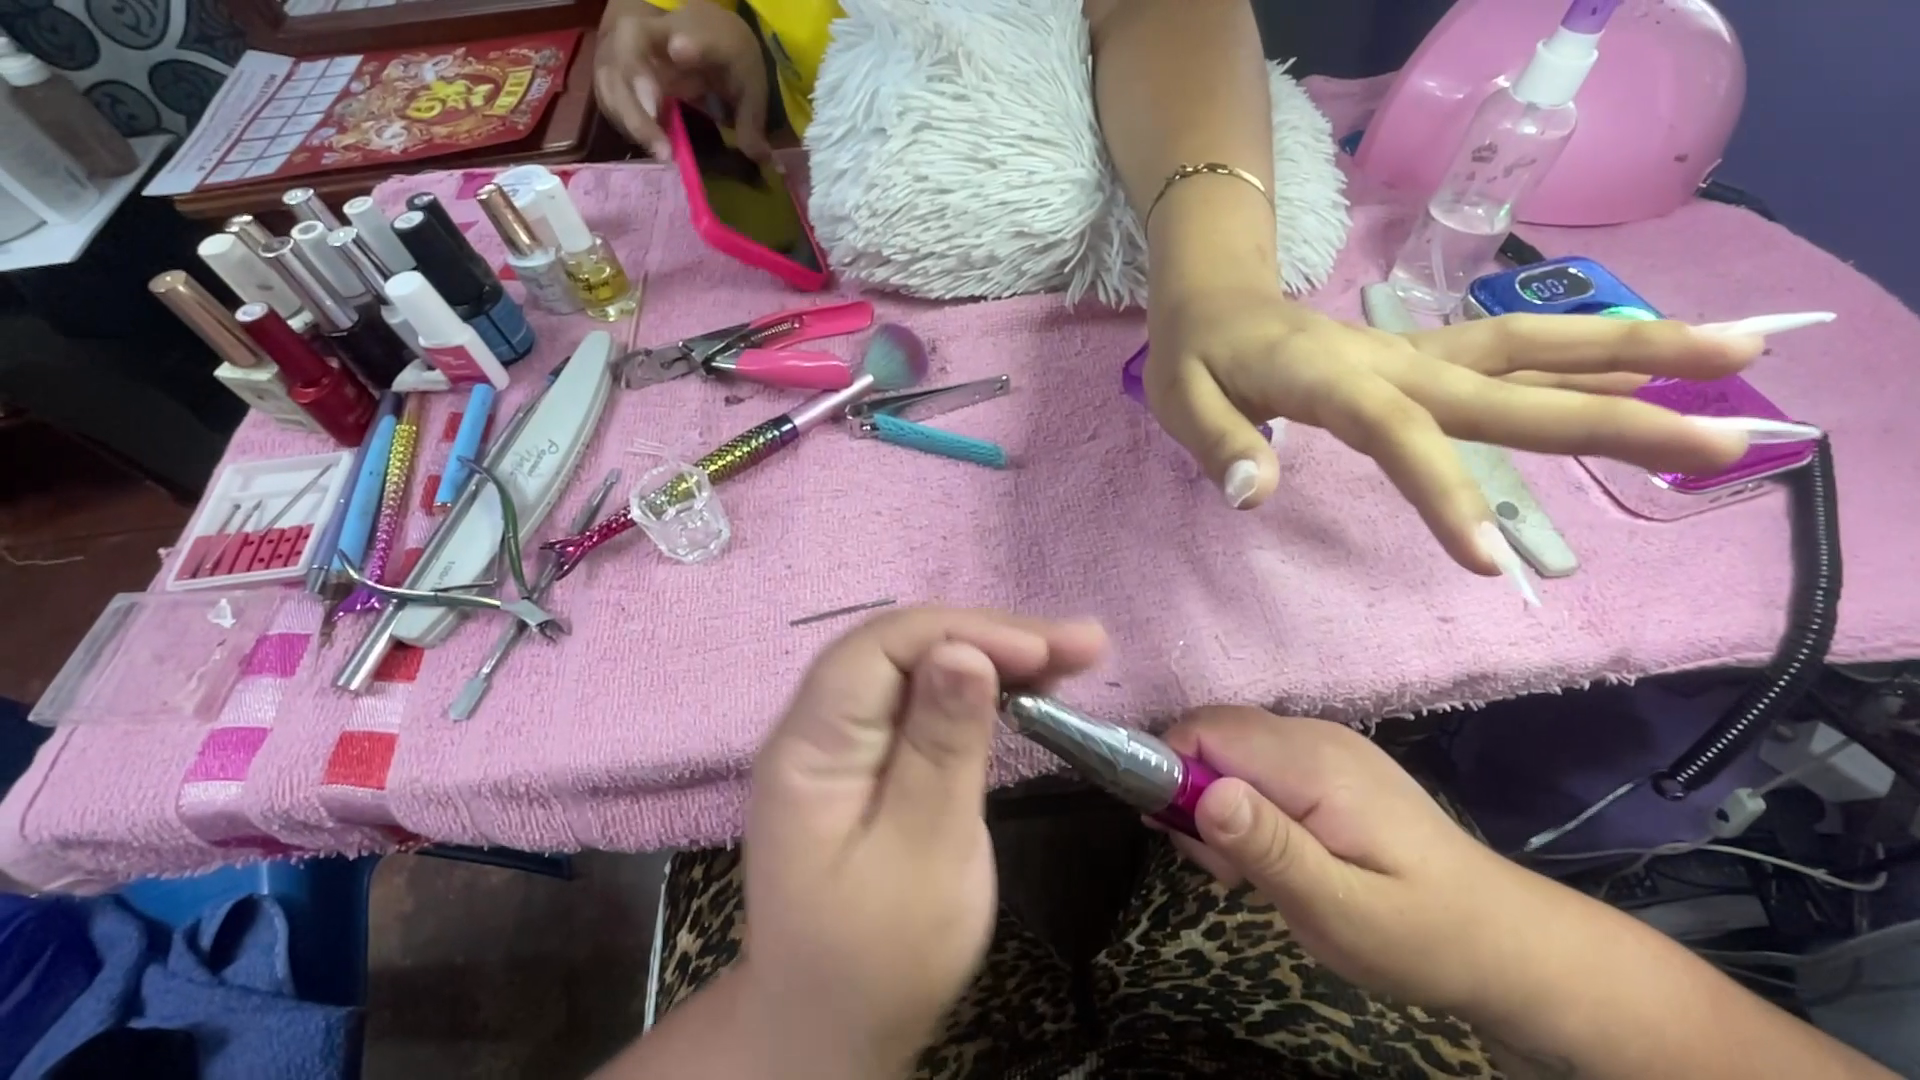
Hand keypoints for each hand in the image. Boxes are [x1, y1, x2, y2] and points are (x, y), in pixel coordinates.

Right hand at [594, 0, 770, 161]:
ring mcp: (629, 45)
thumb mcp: (749, 86)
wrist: (697, 34)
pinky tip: (647, 144)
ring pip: (610, 68)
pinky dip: (623, 119)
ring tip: (659, 149)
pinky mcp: (616, 68)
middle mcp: (656, 29)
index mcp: (700, 27)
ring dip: (629, 112)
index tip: (680, 49)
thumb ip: (752, 120)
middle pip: (631, 42)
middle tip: (656, 116)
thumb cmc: (726, 59)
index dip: (688, 41)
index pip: (693, 30)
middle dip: (636, 81)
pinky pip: (607, 91)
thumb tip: (761, 157)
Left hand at [739, 607, 1107, 1071]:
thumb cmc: (880, 959)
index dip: (964, 632)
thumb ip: (942, 748)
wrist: (832, 1030)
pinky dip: (981, 692)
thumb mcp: (923, 855)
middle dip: (991, 637)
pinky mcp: (873, 762)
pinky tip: (1030, 690)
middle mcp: (818, 729)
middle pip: (902, 649)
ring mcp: (844, 745)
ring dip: (995, 657)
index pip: (880, 648)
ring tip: (1073, 657)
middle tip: (1083, 644)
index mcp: (809, 747)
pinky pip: (925, 705)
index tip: (1043, 651)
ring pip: (919, 670)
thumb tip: (963, 648)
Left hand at [1143, 281, 1766, 572]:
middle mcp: (1390, 362)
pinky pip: (1509, 355)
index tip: (1485, 560)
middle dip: (1613, 414)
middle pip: (1506, 386)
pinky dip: (1579, 361)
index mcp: (1329, 378)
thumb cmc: (1195, 353)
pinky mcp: (1420, 358)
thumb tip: (1254, 496)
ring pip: (1529, 352)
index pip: (1398, 435)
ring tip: (1740, 360)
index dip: (1442, 493)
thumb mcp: (1180, 400)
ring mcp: (1413, 355)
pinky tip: (1640, 376)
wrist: (1213, 295)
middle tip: (1732, 435)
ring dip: (1631, 354)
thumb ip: (1221, 444)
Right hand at [1162, 707, 1553, 1014]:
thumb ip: (1269, 849)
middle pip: (1212, 736)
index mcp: (1315, 764)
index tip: (1180, 836)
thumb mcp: (1339, 910)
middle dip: (1192, 794)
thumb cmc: (1420, 936)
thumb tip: (1204, 792)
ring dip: (1217, 806)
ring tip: (1252, 872)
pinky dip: (1245, 805)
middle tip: (1224, 869)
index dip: (1172, 773)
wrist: (1505, 942)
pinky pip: (1259, 763)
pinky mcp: (1331, 765)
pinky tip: (1275, 854)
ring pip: (1231, 750)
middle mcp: (1316, 736)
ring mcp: (1326, 746)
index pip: (1205, 729)